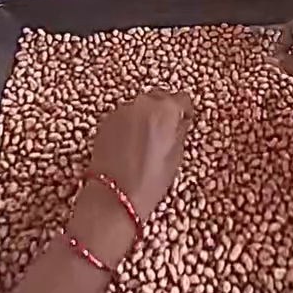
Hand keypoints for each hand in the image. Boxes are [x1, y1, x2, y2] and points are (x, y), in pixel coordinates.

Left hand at [85, 89, 195, 218]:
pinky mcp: (106, 121)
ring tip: (148, 138)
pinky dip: (131, 123)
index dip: (186, 110)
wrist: (113, 196)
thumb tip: (180, 121)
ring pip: (140, 106)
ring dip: (147, 115)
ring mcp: (122, 111)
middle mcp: (143, 104)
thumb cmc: (149, 179)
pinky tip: (132, 143)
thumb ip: (180, 131)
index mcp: (165, 110)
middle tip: (168, 129)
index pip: (182, 98)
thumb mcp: (175, 156)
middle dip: (165, 109)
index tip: (185, 119)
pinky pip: (125, 115)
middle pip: (160, 97)